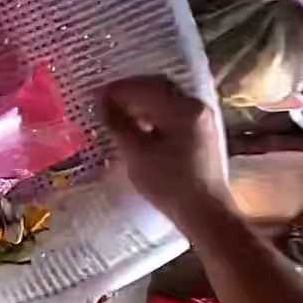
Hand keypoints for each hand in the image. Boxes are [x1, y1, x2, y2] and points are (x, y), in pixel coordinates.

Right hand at [103, 76, 228, 230]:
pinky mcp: (203, 134)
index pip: (144, 88)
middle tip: (106, 102)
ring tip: (119, 115)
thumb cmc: (170, 185)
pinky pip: (174, 114)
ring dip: (142, 104)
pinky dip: (155, 115)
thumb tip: (103, 104)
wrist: (206, 214)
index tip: (95, 96)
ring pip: (167, 101)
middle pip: (158, 88)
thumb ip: (119, 125)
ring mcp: (203, 120)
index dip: (117, 90)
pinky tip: (140, 128)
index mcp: (182, 108)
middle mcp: (197, 106)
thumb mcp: (137, 155)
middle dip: (130, 93)